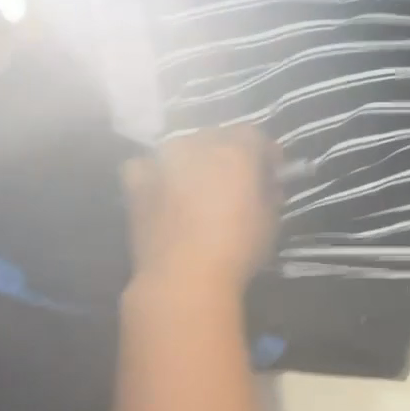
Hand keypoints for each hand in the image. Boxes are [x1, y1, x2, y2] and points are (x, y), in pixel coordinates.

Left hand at [122, 127, 279, 295]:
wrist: (185, 276)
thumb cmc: (239, 249)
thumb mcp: (271, 221)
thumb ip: (268, 193)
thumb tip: (265, 184)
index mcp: (234, 153)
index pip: (254, 134)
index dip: (267, 151)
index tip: (274, 172)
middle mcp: (195, 146)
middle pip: (217, 137)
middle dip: (232, 154)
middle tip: (241, 181)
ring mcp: (160, 160)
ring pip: (183, 147)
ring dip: (197, 161)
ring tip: (204, 187)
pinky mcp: (135, 180)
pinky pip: (148, 165)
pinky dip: (159, 172)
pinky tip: (167, 189)